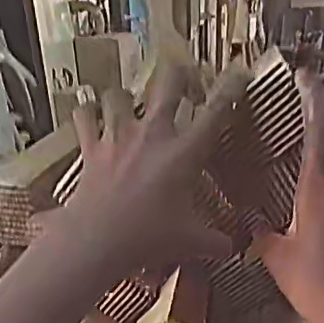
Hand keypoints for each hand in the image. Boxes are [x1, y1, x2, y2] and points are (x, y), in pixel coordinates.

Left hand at [41, 63, 248, 274]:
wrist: (98, 242)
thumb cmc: (147, 239)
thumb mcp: (188, 242)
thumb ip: (213, 242)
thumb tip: (229, 248)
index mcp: (184, 152)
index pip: (217, 109)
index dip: (232, 86)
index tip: (239, 74)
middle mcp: (152, 133)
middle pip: (169, 79)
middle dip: (179, 73)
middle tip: (183, 83)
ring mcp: (118, 136)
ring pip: (120, 92)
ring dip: (125, 96)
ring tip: (128, 105)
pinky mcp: (90, 148)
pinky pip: (84, 115)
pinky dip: (86, 113)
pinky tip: (90, 117)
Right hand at [257, 70, 323, 322]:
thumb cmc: (306, 280)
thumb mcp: (274, 254)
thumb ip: (261, 231)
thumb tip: (249, 222)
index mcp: (318, 189)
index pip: (319, 131)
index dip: (313, 99)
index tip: (305, 74)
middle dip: (320, 115)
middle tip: (302, 101)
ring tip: (308, 143)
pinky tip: (320, 186)